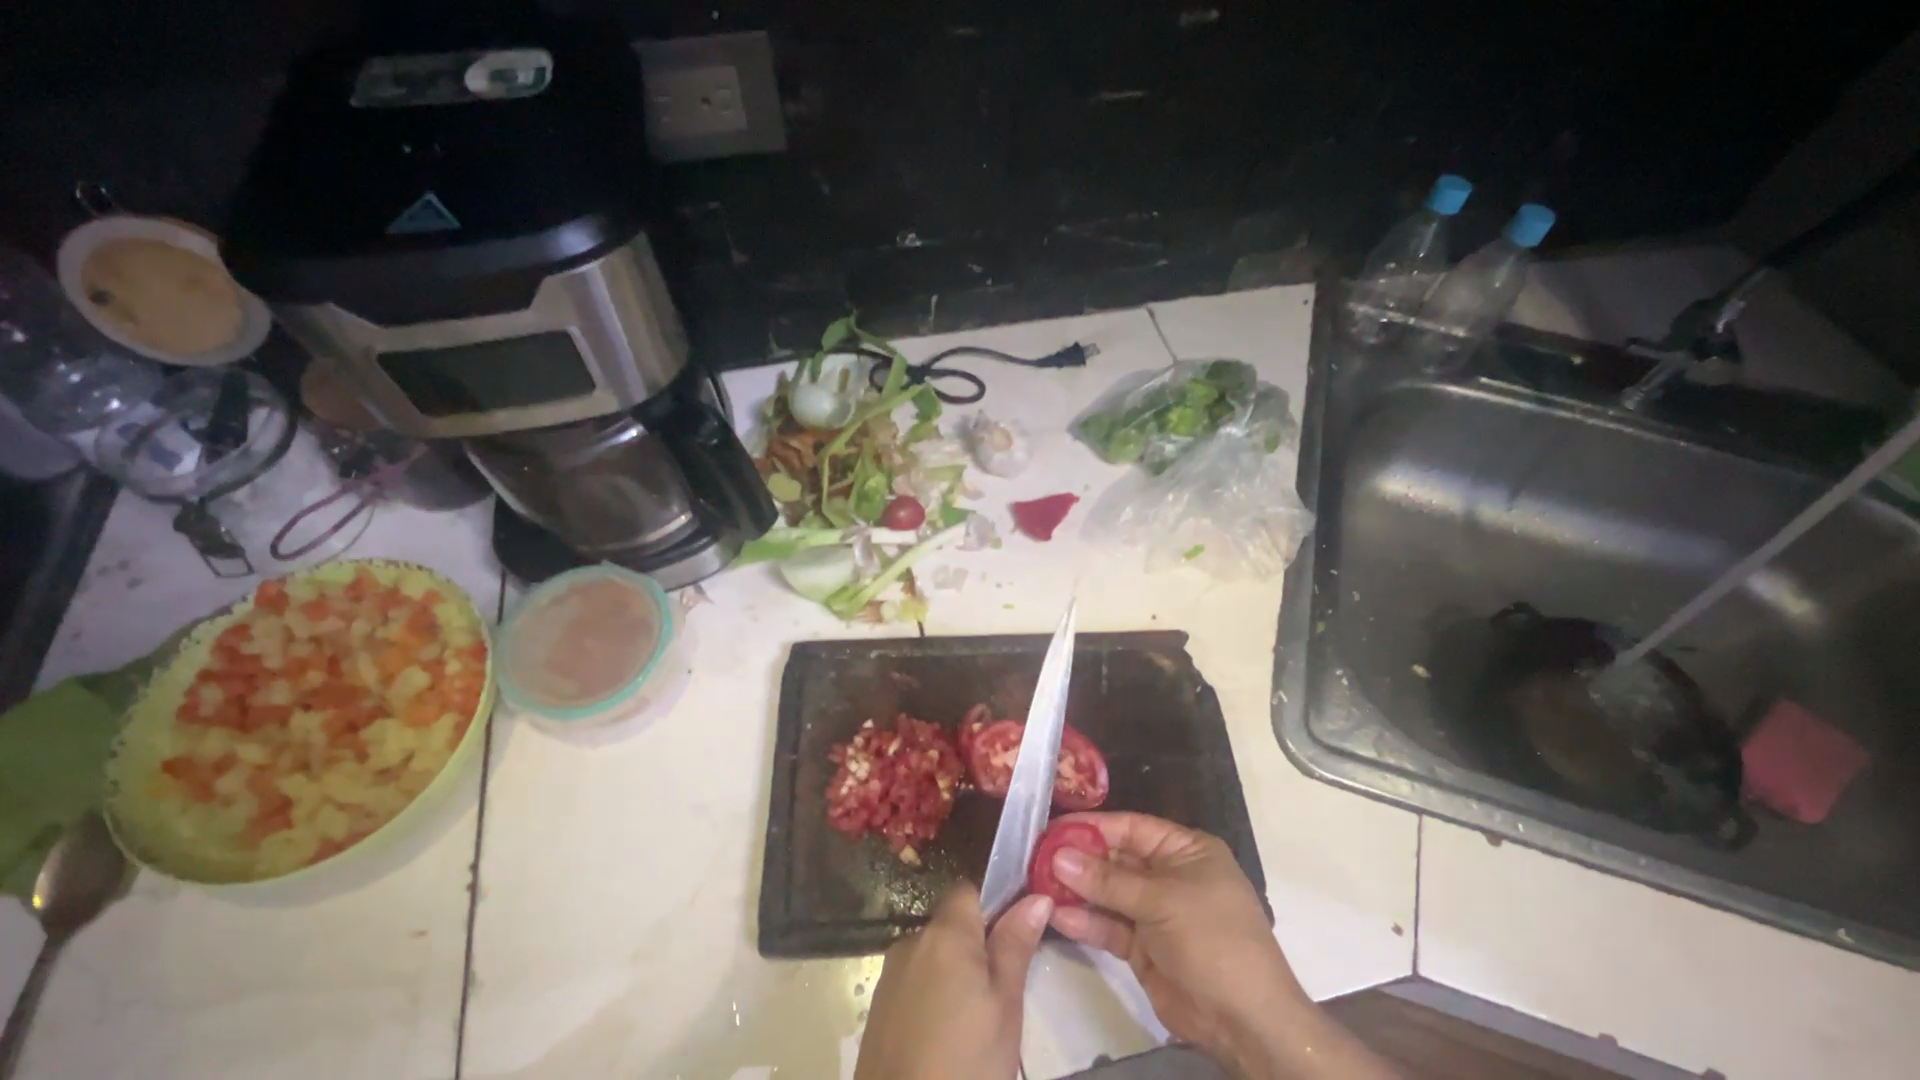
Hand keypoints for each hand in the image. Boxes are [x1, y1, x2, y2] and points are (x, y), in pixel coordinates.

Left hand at [855, 884, 1052, 1079]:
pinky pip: (915, 983)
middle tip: (1005, 990)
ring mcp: (889, 976)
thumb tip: (1036, 897)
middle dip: (977, 947)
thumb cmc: (966, 1061)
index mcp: (943, 934)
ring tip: (978, 1021)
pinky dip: (933, 998)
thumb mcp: (1005, 1006)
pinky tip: (947, 1036)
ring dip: (955, 975)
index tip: (1017, 936)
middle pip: (950, 926)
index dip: (994, 905)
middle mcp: (910, 942)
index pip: (968, 890)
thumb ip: (1015, 946)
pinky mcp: (878, 1008)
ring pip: (933, 957)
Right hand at [1046, 812, 1302, 1066]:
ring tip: (1036, 885)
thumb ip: (1108, 880)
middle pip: (1116, 860)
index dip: (1093, 827)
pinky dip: (1084, 921)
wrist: (1244, 1019)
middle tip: (1034, 858)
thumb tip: (1058, 856)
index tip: (1052, 828)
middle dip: (1078, 859)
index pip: (1132, 828)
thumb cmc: (1212, 939)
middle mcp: (1169, 876)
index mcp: (1186, 852)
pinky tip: (1055, 915)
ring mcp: (1155, 914)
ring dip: (1076, 890)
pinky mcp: (1142, 947)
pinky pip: (1108, 926)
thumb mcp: (1162, 901)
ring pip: (1108, 894)